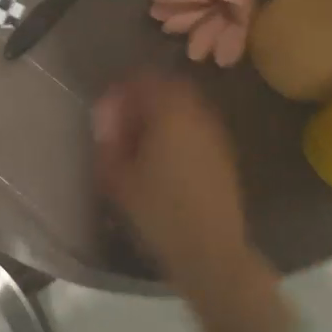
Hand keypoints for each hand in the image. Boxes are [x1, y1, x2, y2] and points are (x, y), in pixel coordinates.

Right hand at [93, 73, 252, 284]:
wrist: (211, 251)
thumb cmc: (159, 211)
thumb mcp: (118, 178)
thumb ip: (108, 143)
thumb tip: (106, 124)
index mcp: (170, 112)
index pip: (145, 80)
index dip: (123, 90)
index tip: (109, 109)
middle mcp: (197, 114)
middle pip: (168, 91)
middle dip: (144, 101)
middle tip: (124, 124)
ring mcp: (216, 134)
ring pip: (185, 110)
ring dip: (163, 118)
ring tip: (143, 145)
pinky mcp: (225, 156)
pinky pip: (197, 131)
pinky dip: (180, 135)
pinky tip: (166, 162)